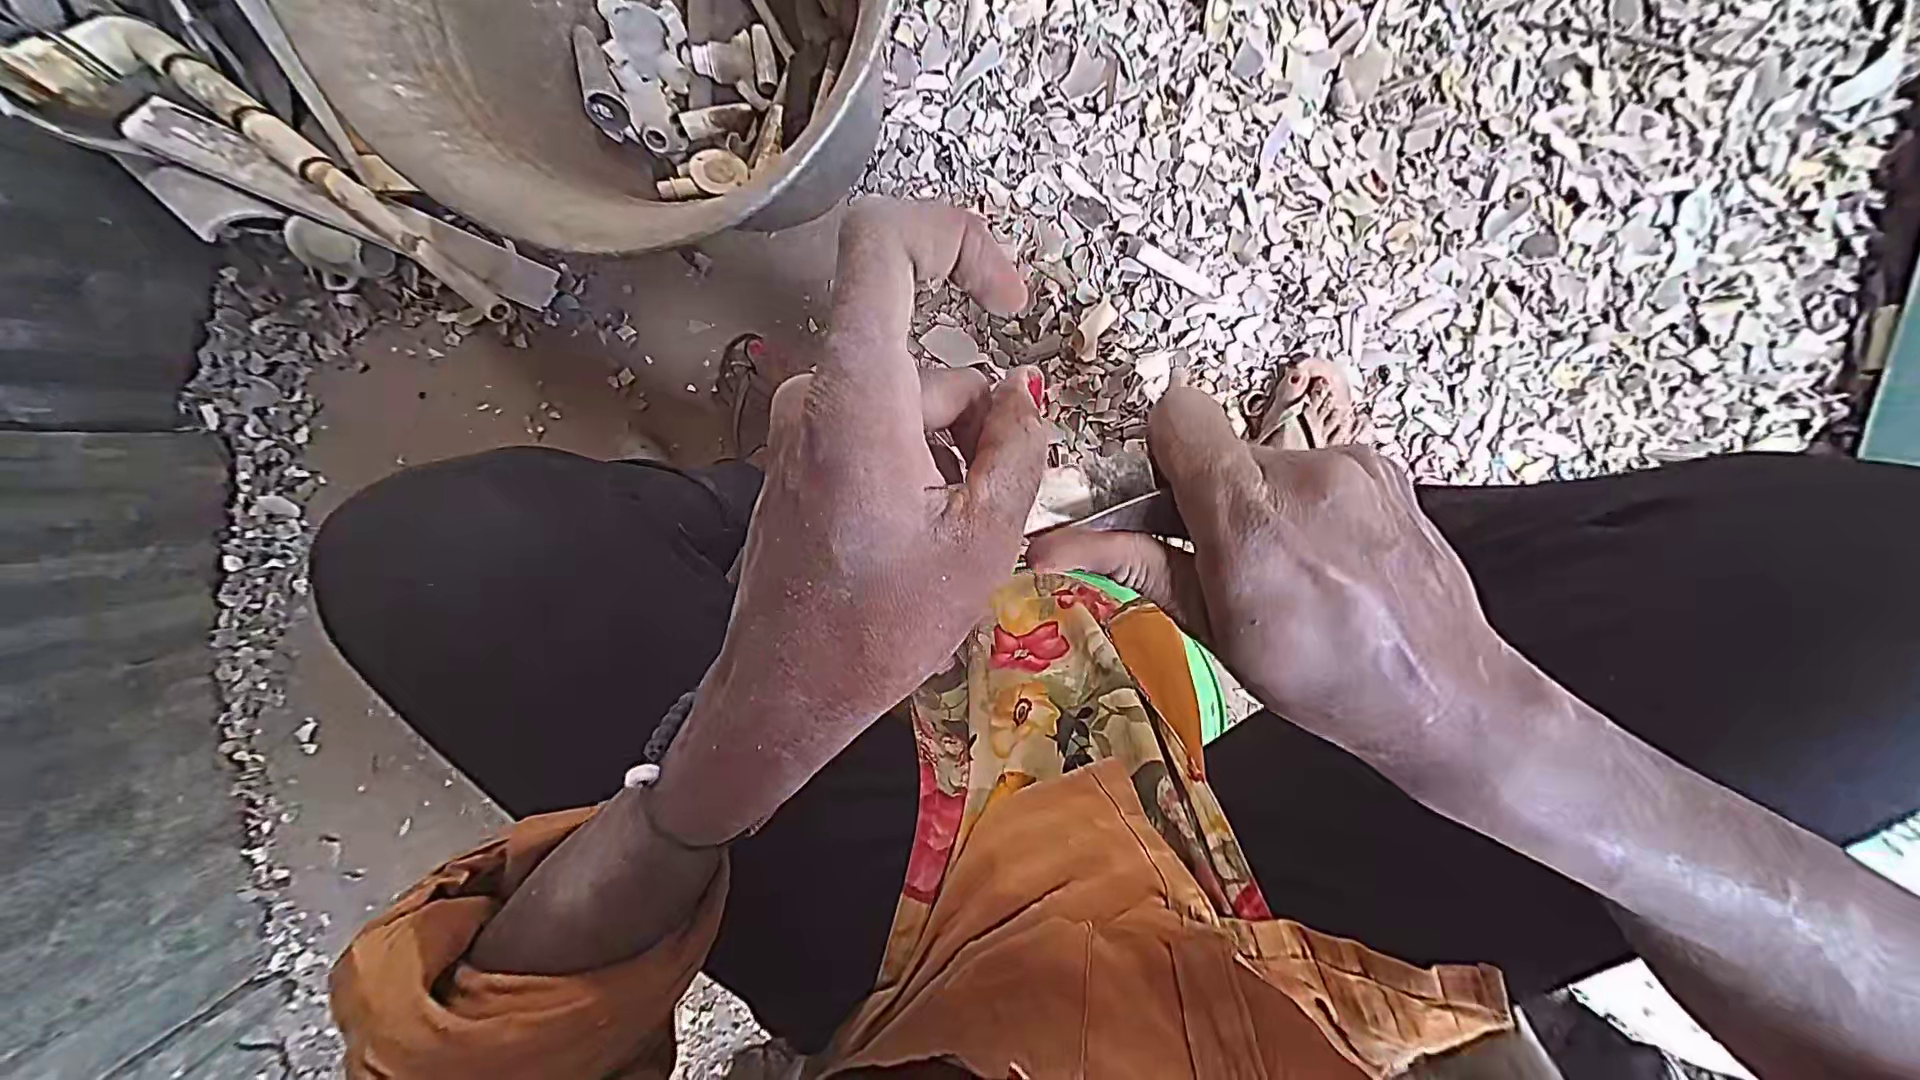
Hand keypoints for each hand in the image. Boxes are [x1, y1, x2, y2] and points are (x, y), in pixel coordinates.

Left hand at [651, 199, 1048, 843]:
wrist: (787, 691)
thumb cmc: (876, 631)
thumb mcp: (980, 539)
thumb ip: (1017, 447)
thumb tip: (1022, 391)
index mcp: (857, 399)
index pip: (883, 244)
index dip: (955, 239)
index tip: (1008, 295)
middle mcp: (818, 396)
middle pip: (922, 352)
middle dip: (981, 410)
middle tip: (1007, 487)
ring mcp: (805, 427)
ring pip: (907, 396)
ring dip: (956, 443)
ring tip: (971, 523)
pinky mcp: (805, 457)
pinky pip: (879, 425)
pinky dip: (922, 456)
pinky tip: (937, 522)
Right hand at [1027, 385, 1525, 784]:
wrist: (1445, 694)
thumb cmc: (1312, 676)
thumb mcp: (1207, 626)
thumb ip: (1130, 566)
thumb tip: (1047, 548)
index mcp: (1248, 520)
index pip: (1177, 417)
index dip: (1157, 452)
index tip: (1160, 498)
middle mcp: (1303, 471)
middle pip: (1216, 444)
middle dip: (1202, 487)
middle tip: (1215, 550)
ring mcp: (1353, 463)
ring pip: (1262, 456)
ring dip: (1251, 496)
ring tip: (1279, 559)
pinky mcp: (1383, 466)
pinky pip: (1309, 465)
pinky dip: (1296, 498)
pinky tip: (1321, 551)